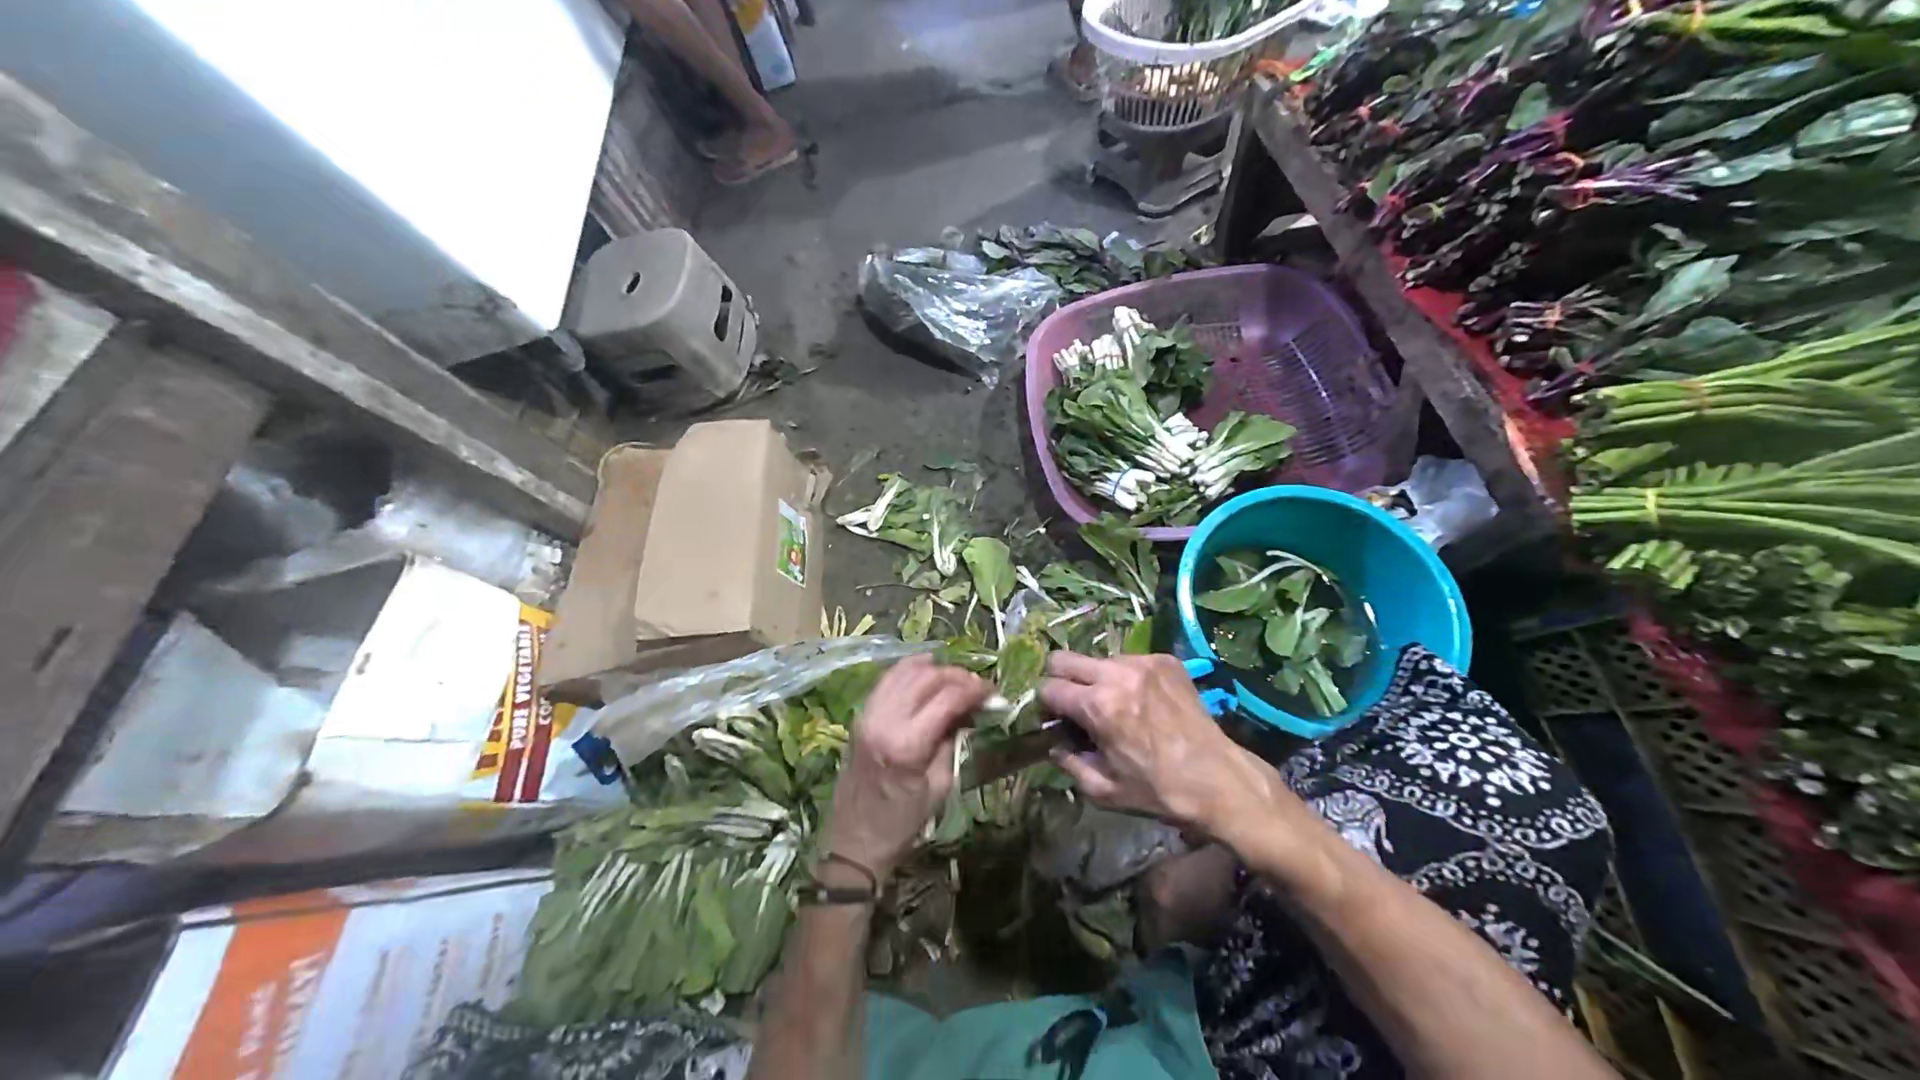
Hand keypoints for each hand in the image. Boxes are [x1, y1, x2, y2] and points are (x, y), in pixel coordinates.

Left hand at [823, 656, 989, 879]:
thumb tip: (968, 710)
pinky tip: (927, 671)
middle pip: (927, 678)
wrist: (856, 839)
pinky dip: (909, 670)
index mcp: (907, 744)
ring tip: (956, 679)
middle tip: (977, 685)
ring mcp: (868, 714)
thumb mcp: (940, 785)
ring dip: (934, 669)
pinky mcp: (860, 715)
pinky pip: (887, 679)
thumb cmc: (903, 822)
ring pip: (905, 671)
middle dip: (957, 675)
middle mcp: (884, 721)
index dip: (974, 689)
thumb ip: (952, 740)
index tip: (992, 691)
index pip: (947, 697)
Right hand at [1038, 652, 1282, 837]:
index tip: (1054, 720)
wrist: (1221, 781)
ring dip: (1095, 679)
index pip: (1048, 687)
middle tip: (1072, 704)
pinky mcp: (1166, 661)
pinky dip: (1125, 678)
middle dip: (1060, 680)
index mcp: (1099, 705)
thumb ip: (1069, 763)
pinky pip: (1129, 661)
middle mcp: (1117, 674)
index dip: (1045, 706)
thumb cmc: (1159, 791)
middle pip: (1063, 658)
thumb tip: (1054, 744)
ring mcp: (1144, 663)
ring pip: (1098, 659)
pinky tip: (1141, 702)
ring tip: (1113, 706)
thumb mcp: (1104, 790)